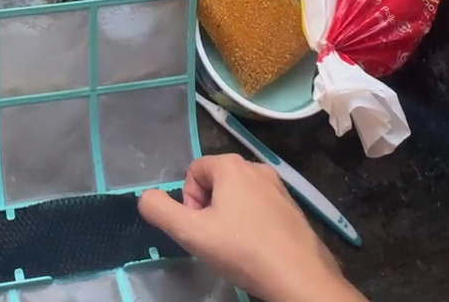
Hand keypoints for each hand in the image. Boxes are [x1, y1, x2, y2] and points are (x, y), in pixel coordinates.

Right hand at [139, 154, 364, 301]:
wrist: (303, 283)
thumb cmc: (244, 252)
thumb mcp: (190, 233)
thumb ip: (159, 210)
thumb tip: (145, 197)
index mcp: (231, 165)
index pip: (193, 173)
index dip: (189, 203)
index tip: (202, 231)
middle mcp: (256, 168)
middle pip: (216, 184)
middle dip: (210, 211)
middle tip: (217, 242)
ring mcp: (280, 190)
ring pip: (240, 199)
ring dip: (232, 220)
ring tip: (239, 251)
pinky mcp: (295, 212)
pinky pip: (262, 212)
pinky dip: (255, 229)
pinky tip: (260, 254)